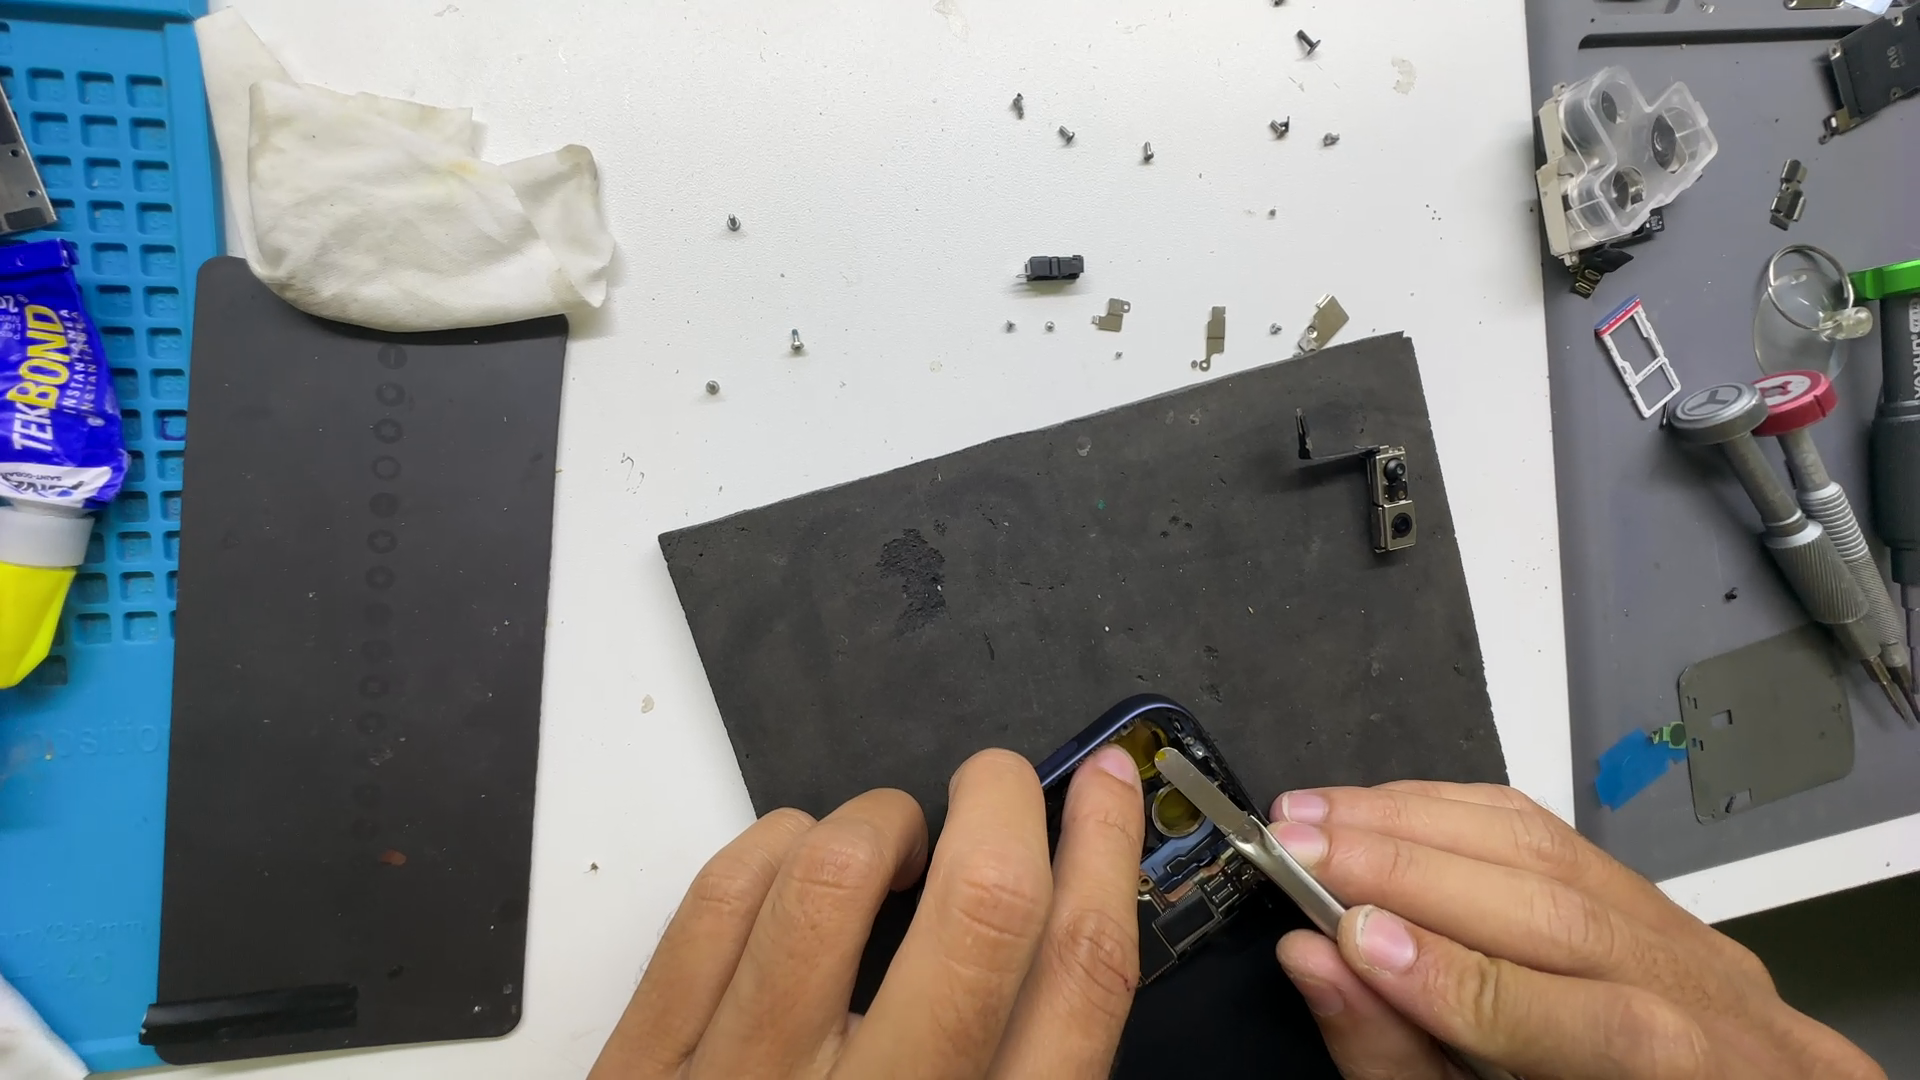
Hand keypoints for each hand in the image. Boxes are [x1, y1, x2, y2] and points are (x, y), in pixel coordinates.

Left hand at [590, 746, 1146, 1079]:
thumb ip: (1024, 1051)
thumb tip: (1057, 897)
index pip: (1079, 974)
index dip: (1105, 850)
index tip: (1104, 779)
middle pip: (980, 903)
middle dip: (999, 799)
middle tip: (991, 780)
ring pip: (834, 871)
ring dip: (878, 819)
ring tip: (888, 843)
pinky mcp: (645, 1066)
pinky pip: (726, 891)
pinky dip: (779, 843)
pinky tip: (798, 867)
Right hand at [1266, 781, 1883, 1079]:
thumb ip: (1390, 1052)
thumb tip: (1306, 954)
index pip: (1598, 1027)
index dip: (1458, 975)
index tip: (1344, 932)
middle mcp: (1729, 1011)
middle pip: (1560, 914)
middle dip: (1406, 871)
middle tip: (1294, 844)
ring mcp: (1687, 935)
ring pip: (1543, 847)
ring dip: (1402, 818)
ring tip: (1309, 811)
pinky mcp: (1630, 882)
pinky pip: (1533, 823)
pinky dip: (1433, 804)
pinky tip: (1365, 802)